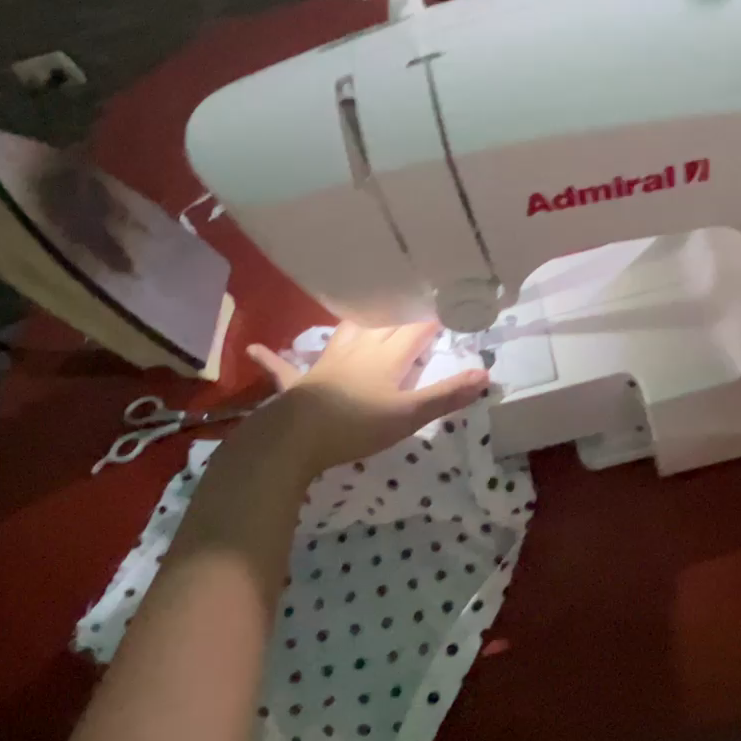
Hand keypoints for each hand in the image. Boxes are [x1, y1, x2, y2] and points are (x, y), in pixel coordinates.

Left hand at [246, 322, 488, 473]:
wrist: (295, 437)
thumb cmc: (356, 424)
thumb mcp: (409, 415)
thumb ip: (447, 395)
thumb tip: (486, 374)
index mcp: (386, 358)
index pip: (413, 331)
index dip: (430, 320)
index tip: (444, 308)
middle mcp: (357, 352)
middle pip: (381, 326)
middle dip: (397, 315)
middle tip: (408, 303)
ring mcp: (324, 366)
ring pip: (342, 336)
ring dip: (353, 324)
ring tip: (360, 314)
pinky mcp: (296, 385)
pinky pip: (283, 367)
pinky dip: (271, 357)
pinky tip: (254, 347)